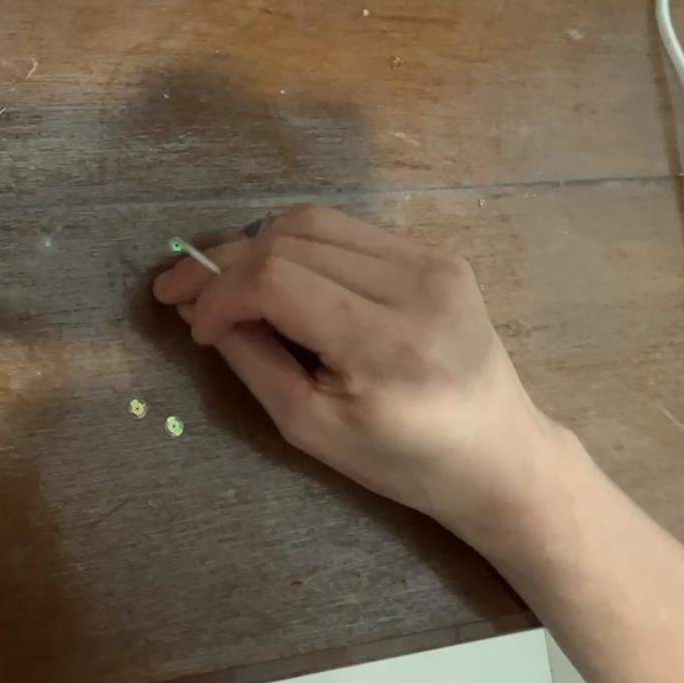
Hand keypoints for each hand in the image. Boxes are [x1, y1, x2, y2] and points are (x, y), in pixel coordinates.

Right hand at [153, 205, 563, 540]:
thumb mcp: (308, 427)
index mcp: (387, 346)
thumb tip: (197, 308)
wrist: (501, 456)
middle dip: (222, 263)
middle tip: (182, 290)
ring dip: (253, 248)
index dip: (218, 292)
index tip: (190, 321)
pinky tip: (275, 274)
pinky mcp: (433, 252)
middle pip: (286, 240)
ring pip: (308, 222)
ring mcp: (430, 260)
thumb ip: (249, 359)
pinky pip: (338, 229)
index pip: (276, 281)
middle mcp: (414, 287)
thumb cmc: (401, 460)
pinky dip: (291, 245)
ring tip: (226, 283)